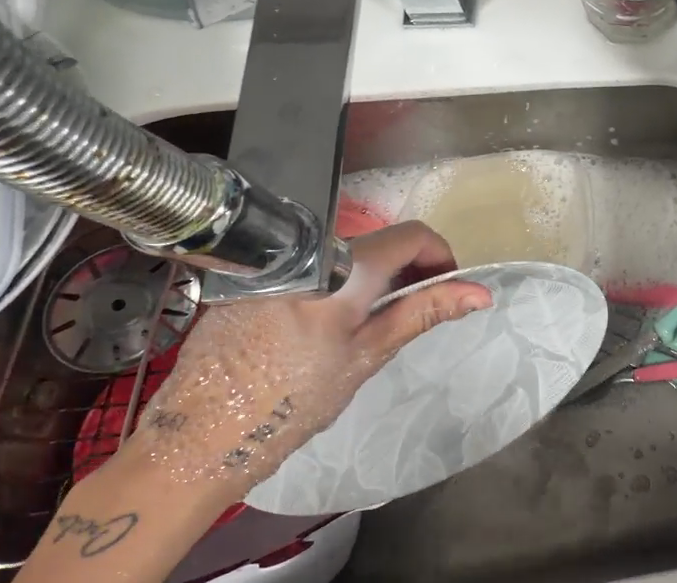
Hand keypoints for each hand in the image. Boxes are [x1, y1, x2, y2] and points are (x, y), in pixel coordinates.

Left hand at [120, 220, 492, 503]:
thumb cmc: (292, 402)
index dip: (439, 256)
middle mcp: (308, 253)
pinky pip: (311, 266)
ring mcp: (275, 265)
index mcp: (341, 269)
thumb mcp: (366, 356)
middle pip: (378, 242)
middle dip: (408, 269)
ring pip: (345, 254)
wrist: (196, 441)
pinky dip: (334, 285)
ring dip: (371, 278)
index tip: (446, 288)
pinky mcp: (250, 281)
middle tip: (412, 311)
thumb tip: (480, 292)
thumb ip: (423, 312)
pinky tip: (323, 328)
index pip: (411, 235)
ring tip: (369, 323)